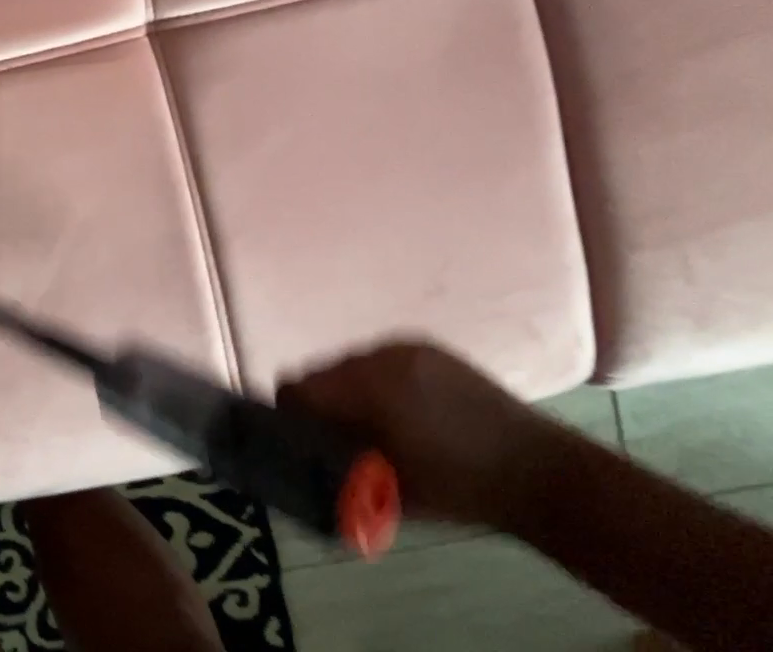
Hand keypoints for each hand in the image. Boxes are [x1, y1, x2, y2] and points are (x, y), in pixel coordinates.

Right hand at [277, 341, 574, 530]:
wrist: (543, 473)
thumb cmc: (459, 487)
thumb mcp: (385, 487)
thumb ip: (332, 463)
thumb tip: (294, 453)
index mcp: (365, 387)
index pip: (294, 387)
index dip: (291, 414)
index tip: (304, 437)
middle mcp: (378, 355)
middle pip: (319, 372)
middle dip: (324, 401)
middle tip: (344, 435)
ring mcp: (405, 346)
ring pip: (348, 363)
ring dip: (352, 389)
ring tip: (378, 421)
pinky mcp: (428, 346)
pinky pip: (379, 358)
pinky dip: (380, 379)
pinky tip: (403, 406)